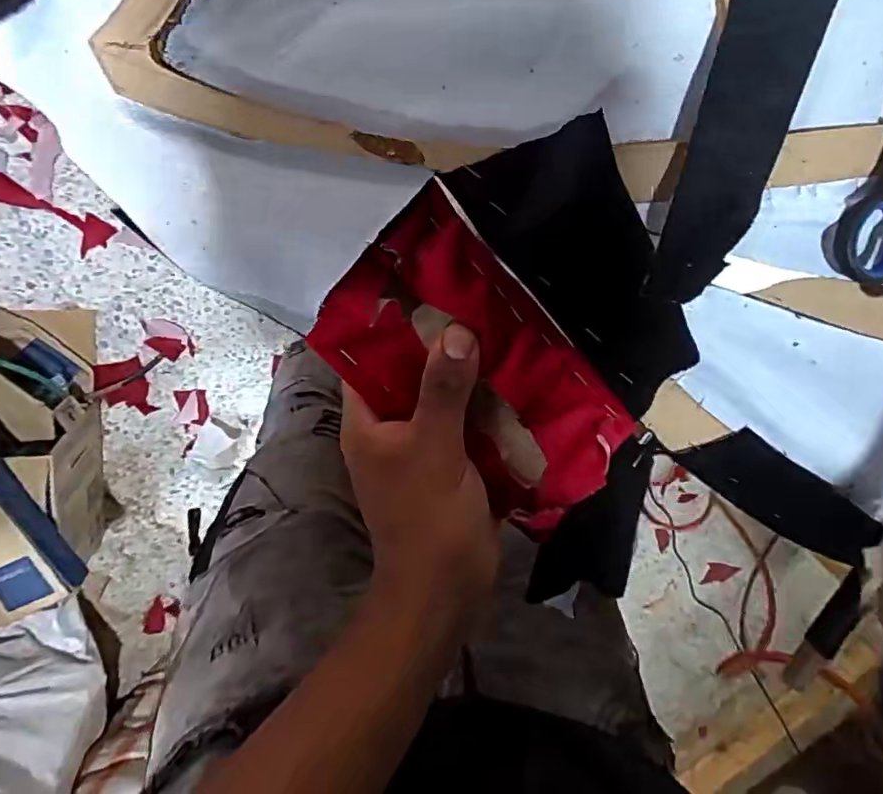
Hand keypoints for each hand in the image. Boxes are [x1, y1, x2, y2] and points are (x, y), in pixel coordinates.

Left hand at [341, 322, 500, 623]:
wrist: (448, 585)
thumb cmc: (427, 516)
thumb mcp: (433, 446)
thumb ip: (443, 390)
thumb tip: (456, 332)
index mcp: (368, 422)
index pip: (369, 362)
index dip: (394, 330)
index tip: (431, 298)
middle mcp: (392, 428)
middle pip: (413, 374)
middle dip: (444, 346)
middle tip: (478, 310)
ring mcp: (425, 444)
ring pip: (445, 394)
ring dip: (470, 372)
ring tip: (501, 333)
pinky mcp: (455, 459)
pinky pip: (469, 418)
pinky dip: (487, 400)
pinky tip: (514, 378)